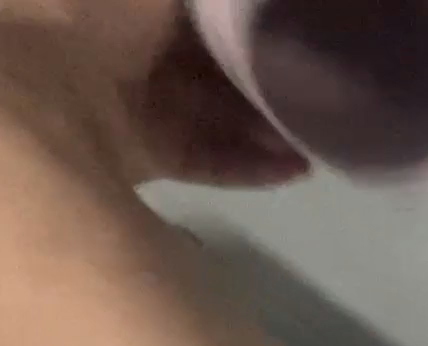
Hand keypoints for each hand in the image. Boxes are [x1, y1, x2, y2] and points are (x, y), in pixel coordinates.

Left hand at [0, 0, 307, 187]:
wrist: (39, 94)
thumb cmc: (85, 17)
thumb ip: (209, 4)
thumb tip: (252, 9)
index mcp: (114, 8)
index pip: (190, 25)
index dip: (242, 39)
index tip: (290, 52)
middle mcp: (115, 51)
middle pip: (206, 77)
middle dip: (261, 93)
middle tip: (312, 105)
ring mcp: (126, 108)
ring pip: (212, 120)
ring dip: (266, 135)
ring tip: (312, 146)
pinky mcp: (139, 155)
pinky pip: (203, 161)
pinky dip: (250, 168)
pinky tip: (294, 171)